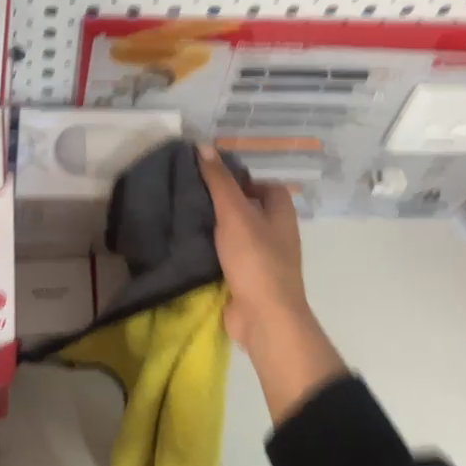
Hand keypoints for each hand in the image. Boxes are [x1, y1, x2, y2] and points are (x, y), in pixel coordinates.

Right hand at [196, 144, 307, 352]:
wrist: (265, 319)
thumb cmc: (255, 259)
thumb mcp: (234, 213)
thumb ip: (219, 181)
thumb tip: (204, 145)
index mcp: (281, 213)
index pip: (264, 185)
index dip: (241, 179)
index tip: (212, 178)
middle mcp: (276, 234)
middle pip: (248, 209)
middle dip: (222, 204)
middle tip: (191, 195)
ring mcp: (263, 260)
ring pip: (236, 235)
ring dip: (215, 230)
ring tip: (183, 217)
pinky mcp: (247, 281)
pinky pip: (227, 259)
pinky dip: (212, 254)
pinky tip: (188, 247)